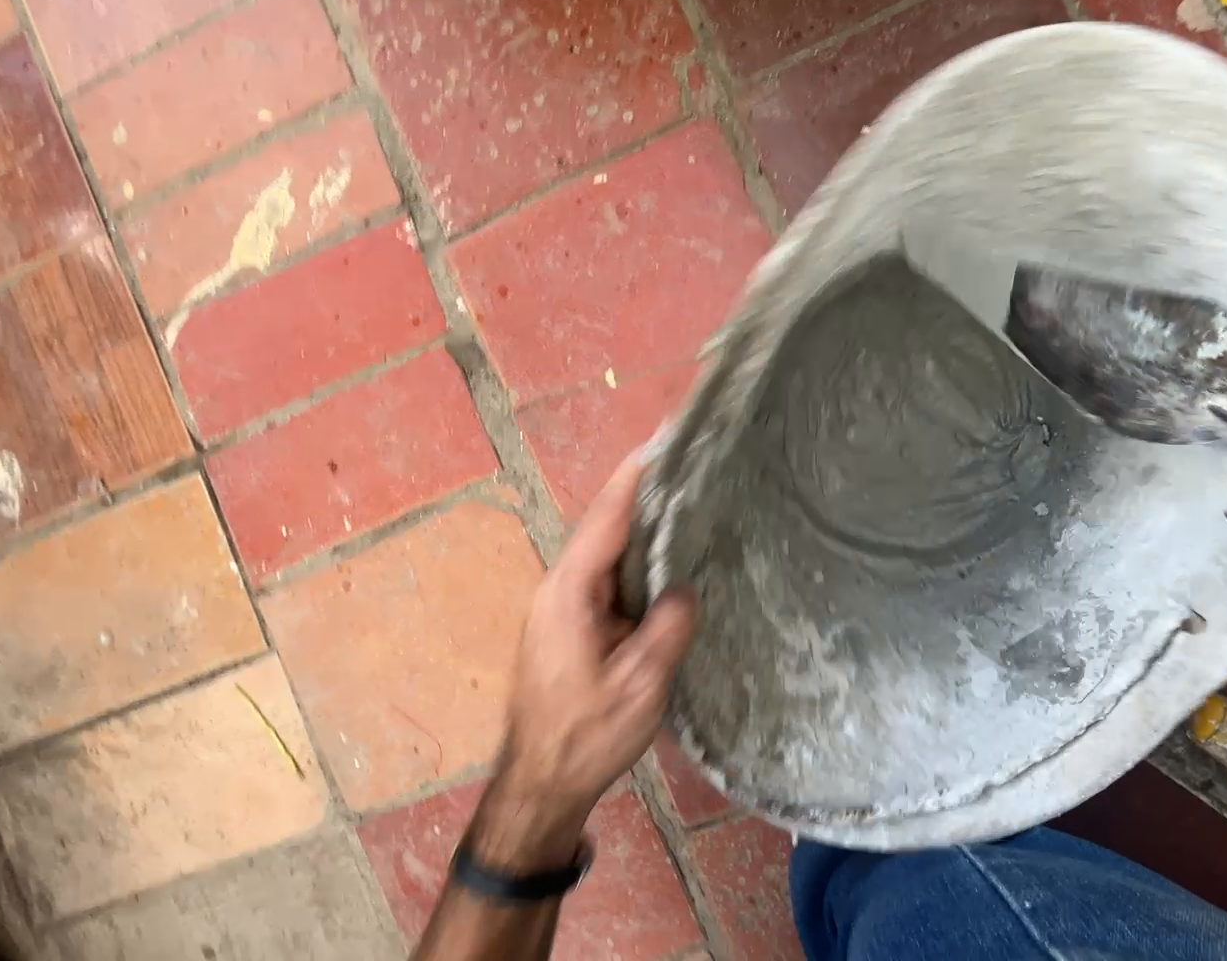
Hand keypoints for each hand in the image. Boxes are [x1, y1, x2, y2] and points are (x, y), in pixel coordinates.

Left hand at [468, 453, 696, 872]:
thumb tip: (684, 589)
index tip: (659, 442)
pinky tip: (665, 561)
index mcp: (569, 593)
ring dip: (640, 528)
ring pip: (606, 554)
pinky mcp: (570, 627)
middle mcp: (558, 590)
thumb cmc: (586, 735)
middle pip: (603, 528)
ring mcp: (560, 608)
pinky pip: (606, 579)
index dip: (632, 478)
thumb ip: (667, 629)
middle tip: (687, 466)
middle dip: (642, 494)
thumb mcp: (639, 685)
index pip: (605, 519)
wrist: (539, 785)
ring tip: (684, 500)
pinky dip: (635, 561)